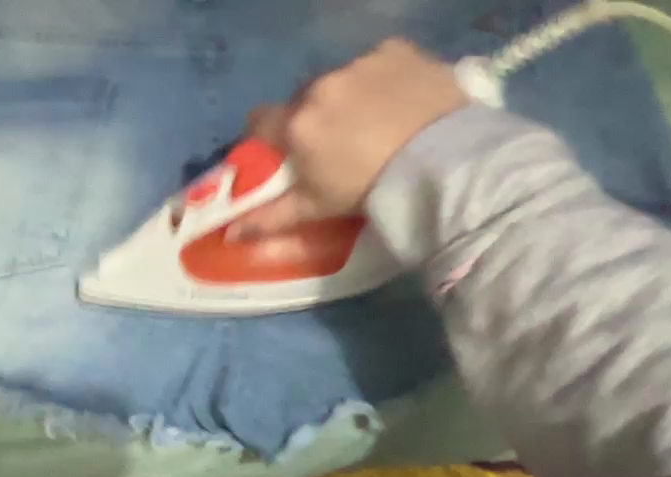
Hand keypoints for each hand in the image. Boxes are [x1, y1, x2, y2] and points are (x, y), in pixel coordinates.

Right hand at [231, 41, 467, 237]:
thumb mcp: (314, 209)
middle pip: (303, 99)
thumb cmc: (366, 190)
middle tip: (335, 144)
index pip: (258, 121)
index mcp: (296, 124)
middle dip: (312, 117)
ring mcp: (359, 63)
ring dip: (346, 96)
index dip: (267, 137)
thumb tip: (231, 231)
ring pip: (340, 79)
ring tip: (372, 123)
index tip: (281, 151)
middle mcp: (321, 85)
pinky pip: (377, 63)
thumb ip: (269, 216)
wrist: (439, 163)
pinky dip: (381, 80)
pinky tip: (398, 102)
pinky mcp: (396, 50)